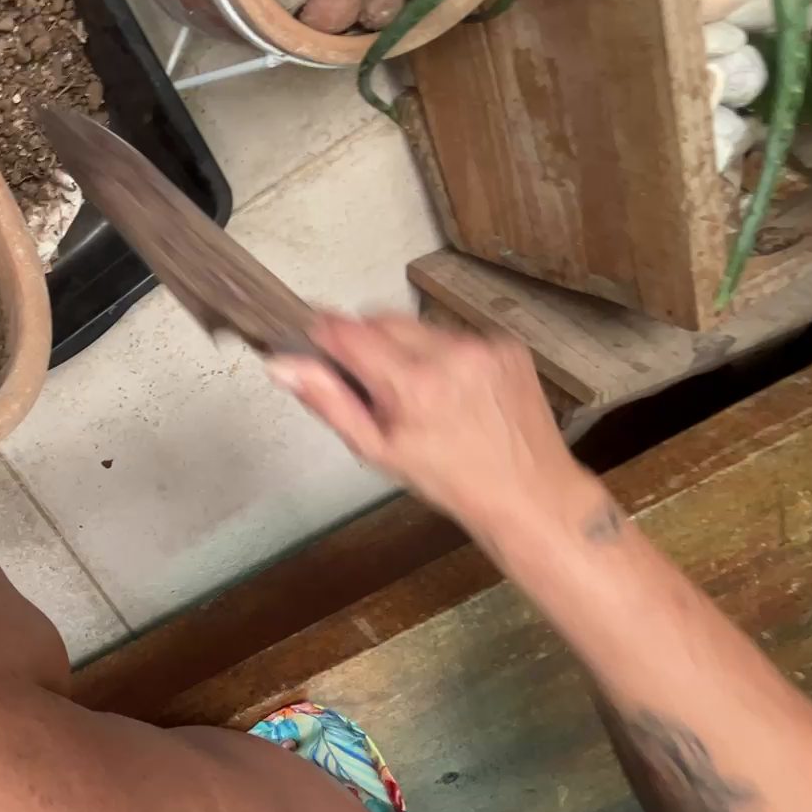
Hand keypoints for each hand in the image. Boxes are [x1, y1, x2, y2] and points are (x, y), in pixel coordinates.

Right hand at [264, 314, 594, 527]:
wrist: (528, 491)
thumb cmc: (446, 477)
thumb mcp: (373, 448)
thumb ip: (326, 400)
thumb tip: (283, 366)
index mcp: (414, 383)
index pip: (350, 332)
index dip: (323, 330)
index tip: (308, 333)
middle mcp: (452, 353)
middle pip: (381, 320)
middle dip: (362, 340)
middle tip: (362, 378)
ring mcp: (484, 345)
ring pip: (415, 325)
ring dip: (399, 345)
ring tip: (408, 387)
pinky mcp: (506, 344)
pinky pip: (450, 332)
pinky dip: (435, 351)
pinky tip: (443, 385)